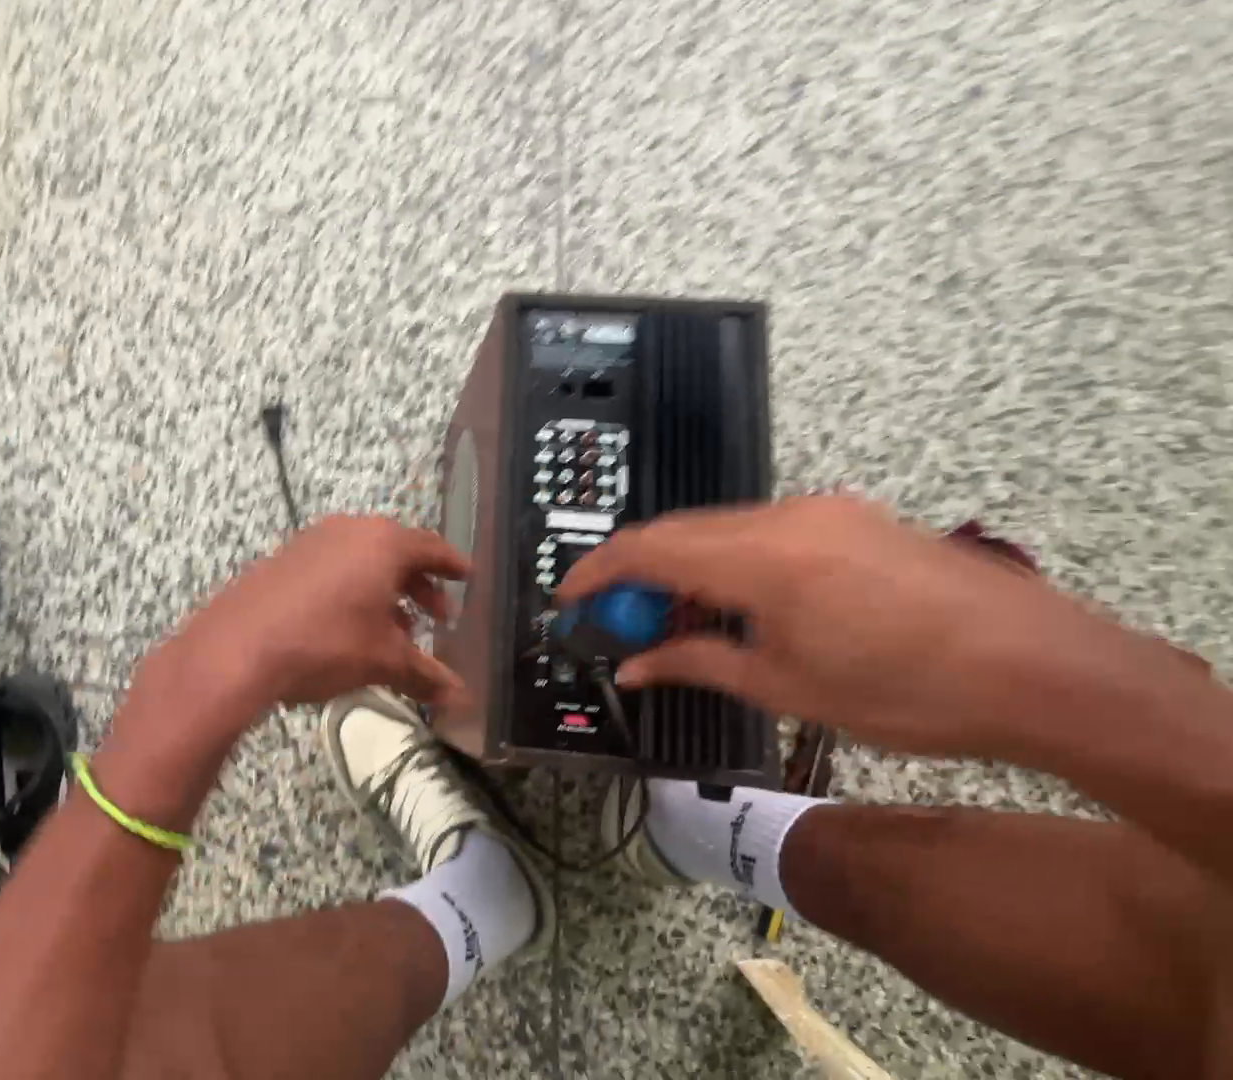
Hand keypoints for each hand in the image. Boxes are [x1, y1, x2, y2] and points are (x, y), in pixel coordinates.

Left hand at [163, 515, 469, 714]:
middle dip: (418, 584)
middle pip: (396, 551)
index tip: (466, 576)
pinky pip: (332, 566)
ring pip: (362, 559)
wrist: (238, 646)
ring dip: (384, 590)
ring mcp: (312, 541)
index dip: (452, 565)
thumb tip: (459, 696)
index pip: (431, 547)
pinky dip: (351, 589)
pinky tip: (350, 626)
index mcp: (383, 543)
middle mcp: (350, 530)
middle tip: (436, 614)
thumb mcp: (382, 661)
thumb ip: (424, 674)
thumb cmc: (325, 643)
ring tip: (395, 628)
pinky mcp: (284, 558)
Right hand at [556, 495, 1190, 758]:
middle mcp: (787, 516)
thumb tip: (630, 667)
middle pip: (678, 531)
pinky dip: (728, 562)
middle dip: (636, 574)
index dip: (596, 571)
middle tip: (618, 621)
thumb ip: (693, 663)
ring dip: (683, 568)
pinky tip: (736, 603)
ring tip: (677, 622)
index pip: (647, 548)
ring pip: (719, 529)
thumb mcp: (784, 686)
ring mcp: (825, 511)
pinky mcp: (853, 519)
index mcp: (762, 558)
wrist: (1051, 674)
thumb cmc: (909, 693)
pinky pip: (763, 530)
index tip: (567, 597)